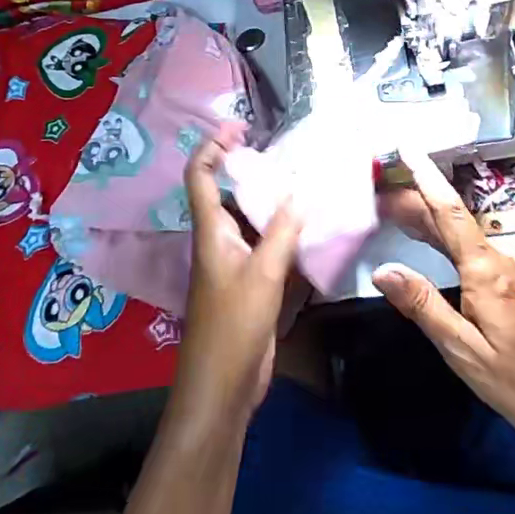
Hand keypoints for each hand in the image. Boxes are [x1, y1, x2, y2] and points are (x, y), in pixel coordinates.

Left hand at [175, 121, 303, 426]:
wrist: (222, 386)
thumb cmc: (232, 327)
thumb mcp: (262, 275)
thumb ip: (282, 233)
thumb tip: (300, 191)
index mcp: (211, 232)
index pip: (202, 176)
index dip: (213, 147)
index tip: (239, 127)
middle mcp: (220, 240)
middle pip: (230, 194)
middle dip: (254, 170)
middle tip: (291, 155)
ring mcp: (236, 263)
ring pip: (253, 221)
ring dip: (274, 202)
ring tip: (308, 183)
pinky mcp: (252, 283)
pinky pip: (268, 246)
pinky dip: (286, 233)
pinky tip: (313, 227)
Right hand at [373, 144, 514, 473]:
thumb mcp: (463, 350)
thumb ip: (423, 306)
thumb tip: (383, 269)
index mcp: (486, 272)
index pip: (450, 214)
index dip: (426, 178)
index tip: (406, 148)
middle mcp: (497, 263)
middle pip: (450, 219)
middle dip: (412, 198)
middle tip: (372, 188)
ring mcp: (504, 273)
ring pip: (457, 234)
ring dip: (423, 218)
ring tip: (386, 208)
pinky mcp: (506, 286)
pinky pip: (465, 250)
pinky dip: (437, 238)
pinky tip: (421, 240)